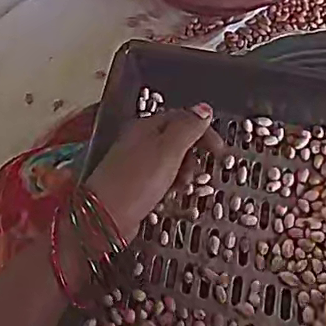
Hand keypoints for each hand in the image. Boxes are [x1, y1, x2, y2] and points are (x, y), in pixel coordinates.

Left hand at [84, 104, 222, 229]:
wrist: (106, 216)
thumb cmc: (137, 181)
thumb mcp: (168, 149)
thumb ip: (187, 128)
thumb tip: (204, 109)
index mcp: (145, 127)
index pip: (181, 118)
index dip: (203, 132)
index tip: (219, 152)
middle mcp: (139, 142)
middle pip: (177, 141)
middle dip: (193, 157)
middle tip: (196, 174)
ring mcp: (136, 164)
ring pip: (171, 163)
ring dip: (183, 174)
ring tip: (182, 187)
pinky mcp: (135, 186)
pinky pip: (161, 181)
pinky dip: (170, 187)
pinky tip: (170, 196)